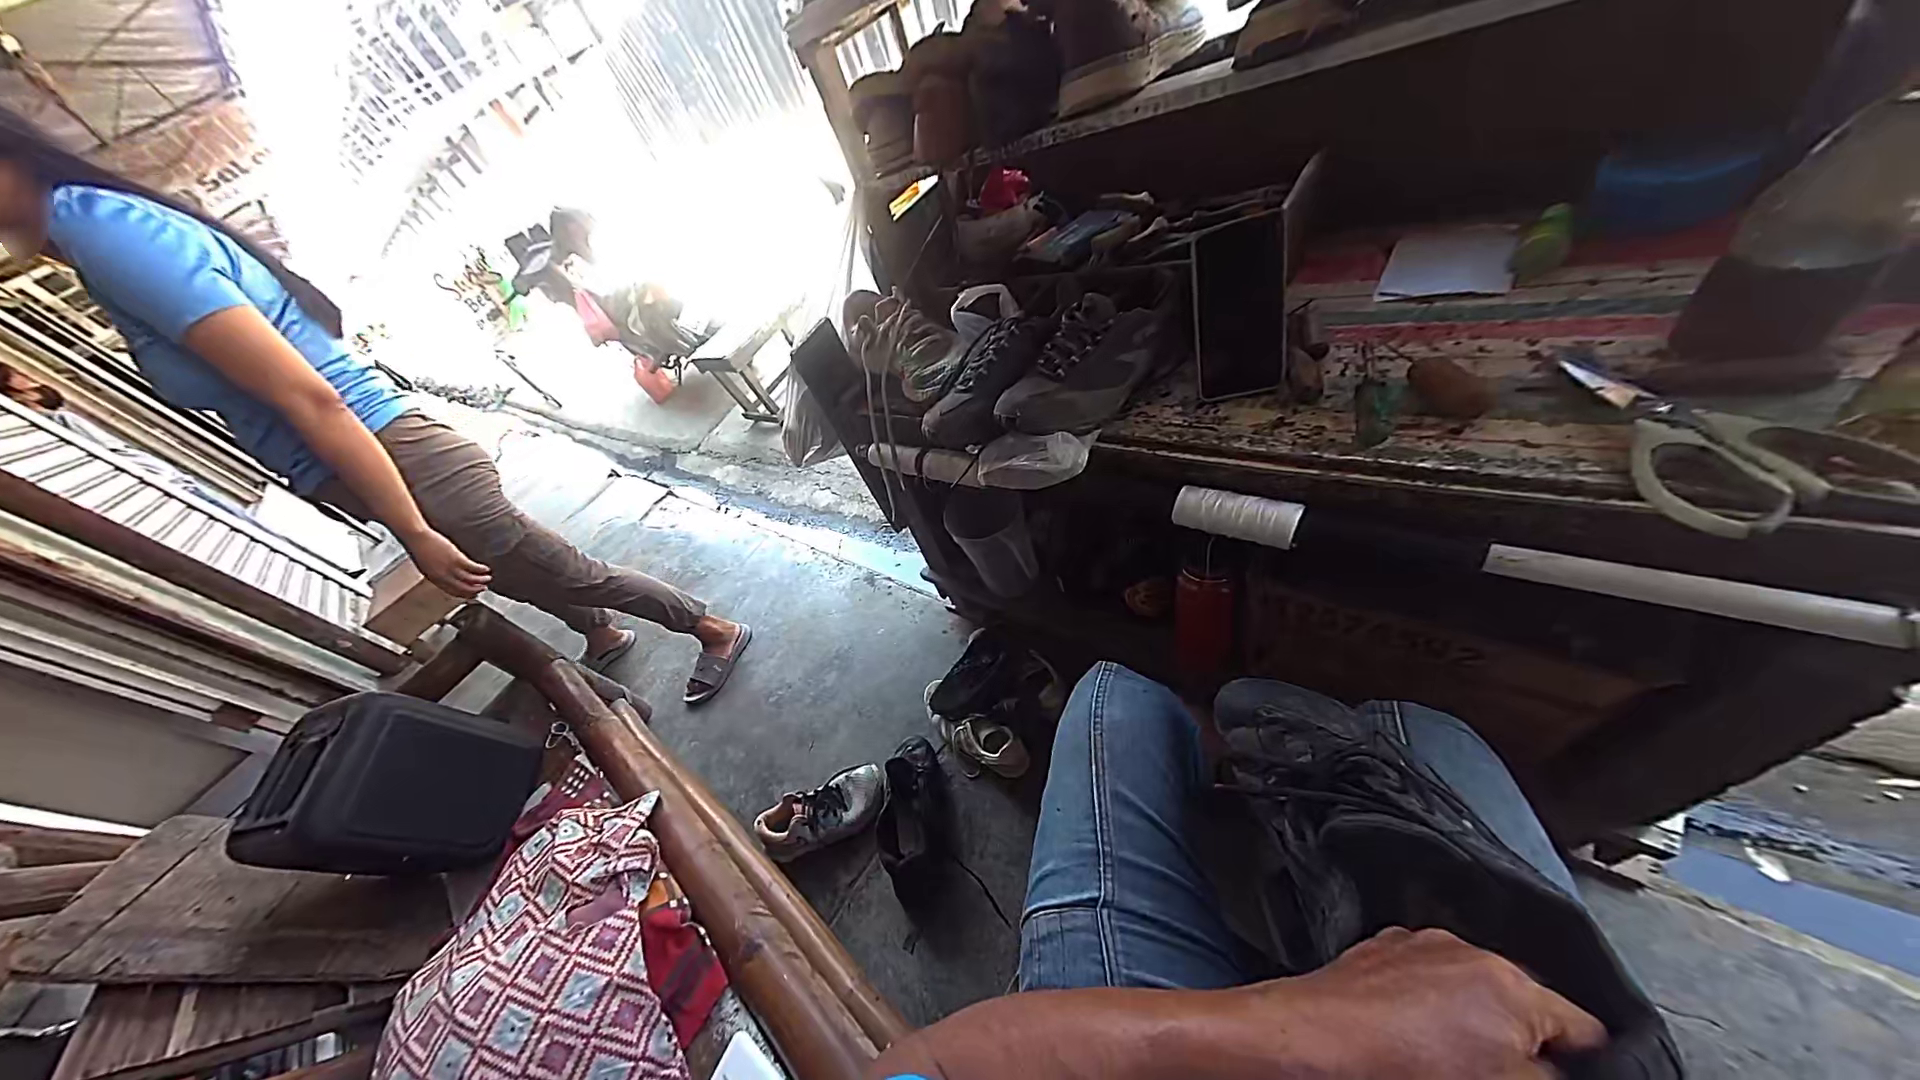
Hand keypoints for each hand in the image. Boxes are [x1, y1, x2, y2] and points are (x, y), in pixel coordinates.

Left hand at [402, 527, 491, 598]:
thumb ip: (438, 573)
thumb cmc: (419, 549)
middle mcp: (442, 576)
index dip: (465, 594)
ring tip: (488, 578)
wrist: (417, 538)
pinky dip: (481, 569)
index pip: (452, 591)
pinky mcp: (457, 559)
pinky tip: (485, 568)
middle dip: (475, 590)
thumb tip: (450, 576)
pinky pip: (473, 568)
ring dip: (481, 580)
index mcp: (434, 578)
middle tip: (483, 588)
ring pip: (469, 579)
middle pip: (463, 588)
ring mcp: (450, 568)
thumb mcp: (426, 566)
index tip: (473, 594)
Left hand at [1236, 928, 1607, 1079]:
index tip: (1566, 1077)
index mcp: (1509, 983)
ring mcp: (1417, 942)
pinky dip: (1433, 999)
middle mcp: (1463, 948)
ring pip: (1472, 986)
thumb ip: (1546, 1077)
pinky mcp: (1381, 946)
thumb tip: (1557, 1070)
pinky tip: (1417, 1031)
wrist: (1322, 1035)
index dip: (1586, 1063)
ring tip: (1454, 1055)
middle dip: (1526, 1038)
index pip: (1585, 1029)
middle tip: (1502, 1070)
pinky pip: (1427, 974)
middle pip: (1524, 1002)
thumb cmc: (1407, 1065)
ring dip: (1477, 1017)